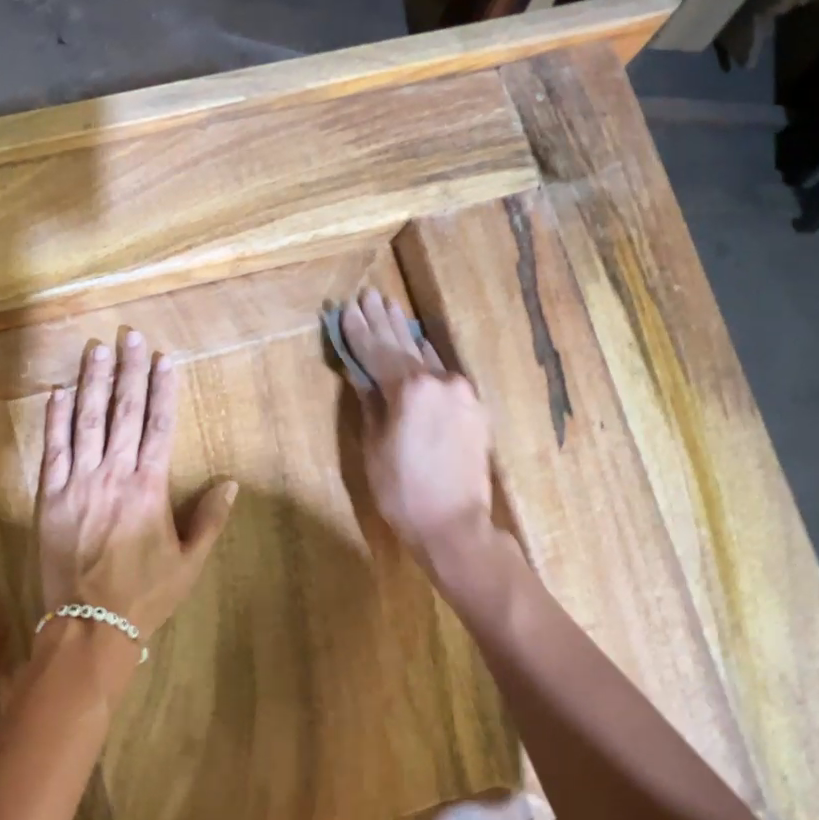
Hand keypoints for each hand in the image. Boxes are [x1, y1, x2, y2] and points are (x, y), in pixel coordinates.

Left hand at [37, 329, 236, 640]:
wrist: (91, 623)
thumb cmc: (146, 596)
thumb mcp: (189, 563)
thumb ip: (209, 520)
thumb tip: (230, 483)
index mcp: (149, 489)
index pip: (159, 427)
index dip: (162, 390)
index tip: (164, 359)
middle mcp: (114, 476)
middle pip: (123, 413)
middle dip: (128, 370)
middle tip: (129, 334)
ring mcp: (78, 483)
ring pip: (86, 422)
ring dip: (91, 382)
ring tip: (96, 348)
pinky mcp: (49, 497)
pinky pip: (52, 450)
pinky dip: (54, 420)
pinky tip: (57, 392)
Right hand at [341, 288, 497, 563]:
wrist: (454, 524)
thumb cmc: (402, 491)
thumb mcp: (374, 447)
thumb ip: (371, 404)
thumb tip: (362, 375)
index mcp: (410, 389)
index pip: (376, 352)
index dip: (357, 331)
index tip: (345, 308)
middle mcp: (440, 381)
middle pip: (404, 346)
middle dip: (383, 322)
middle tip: (369, 296)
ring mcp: (462, 393)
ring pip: (428, 358)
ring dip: (407, 336)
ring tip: (391, 310)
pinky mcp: (474, 409)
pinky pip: (445, 375)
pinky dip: (428, 360)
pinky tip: (421, 346)